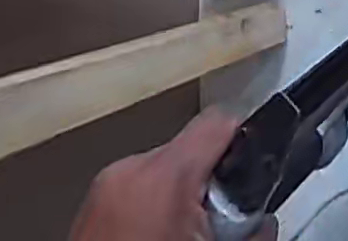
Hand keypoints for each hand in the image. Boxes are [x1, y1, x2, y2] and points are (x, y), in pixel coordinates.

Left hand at [69, 109, 275, 240]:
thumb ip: (252, 232)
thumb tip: (263, 222)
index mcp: (164, 177)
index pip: (222, 120)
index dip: (245, 141)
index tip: (250, 173)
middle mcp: (127, 173)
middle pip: (193, 147)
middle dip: (209, 181)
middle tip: (213, 226)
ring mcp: (101, 193)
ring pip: (164, 170)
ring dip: (179, 197)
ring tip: (179, 238)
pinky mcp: (85, 215)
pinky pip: (137, 192)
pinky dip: (152, 210)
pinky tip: (156, 240)